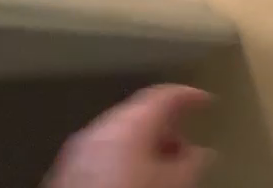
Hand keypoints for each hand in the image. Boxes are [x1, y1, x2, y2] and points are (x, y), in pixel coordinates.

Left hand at [47, 84, 212, 187]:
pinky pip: (103, 150)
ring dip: (144, 141)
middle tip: (185, 139)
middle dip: (166, 124)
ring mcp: (79, 148)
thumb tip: (202, 152)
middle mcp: (102, 125)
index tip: (207, 101)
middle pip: (141, 112)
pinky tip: (133, 174)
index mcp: (129, 121)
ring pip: (121, 132)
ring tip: (161, 162)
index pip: (166, 93)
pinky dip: (123, 155)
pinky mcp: (65, 170)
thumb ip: (193, 160)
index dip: (190, 94)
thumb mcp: (173, 179)